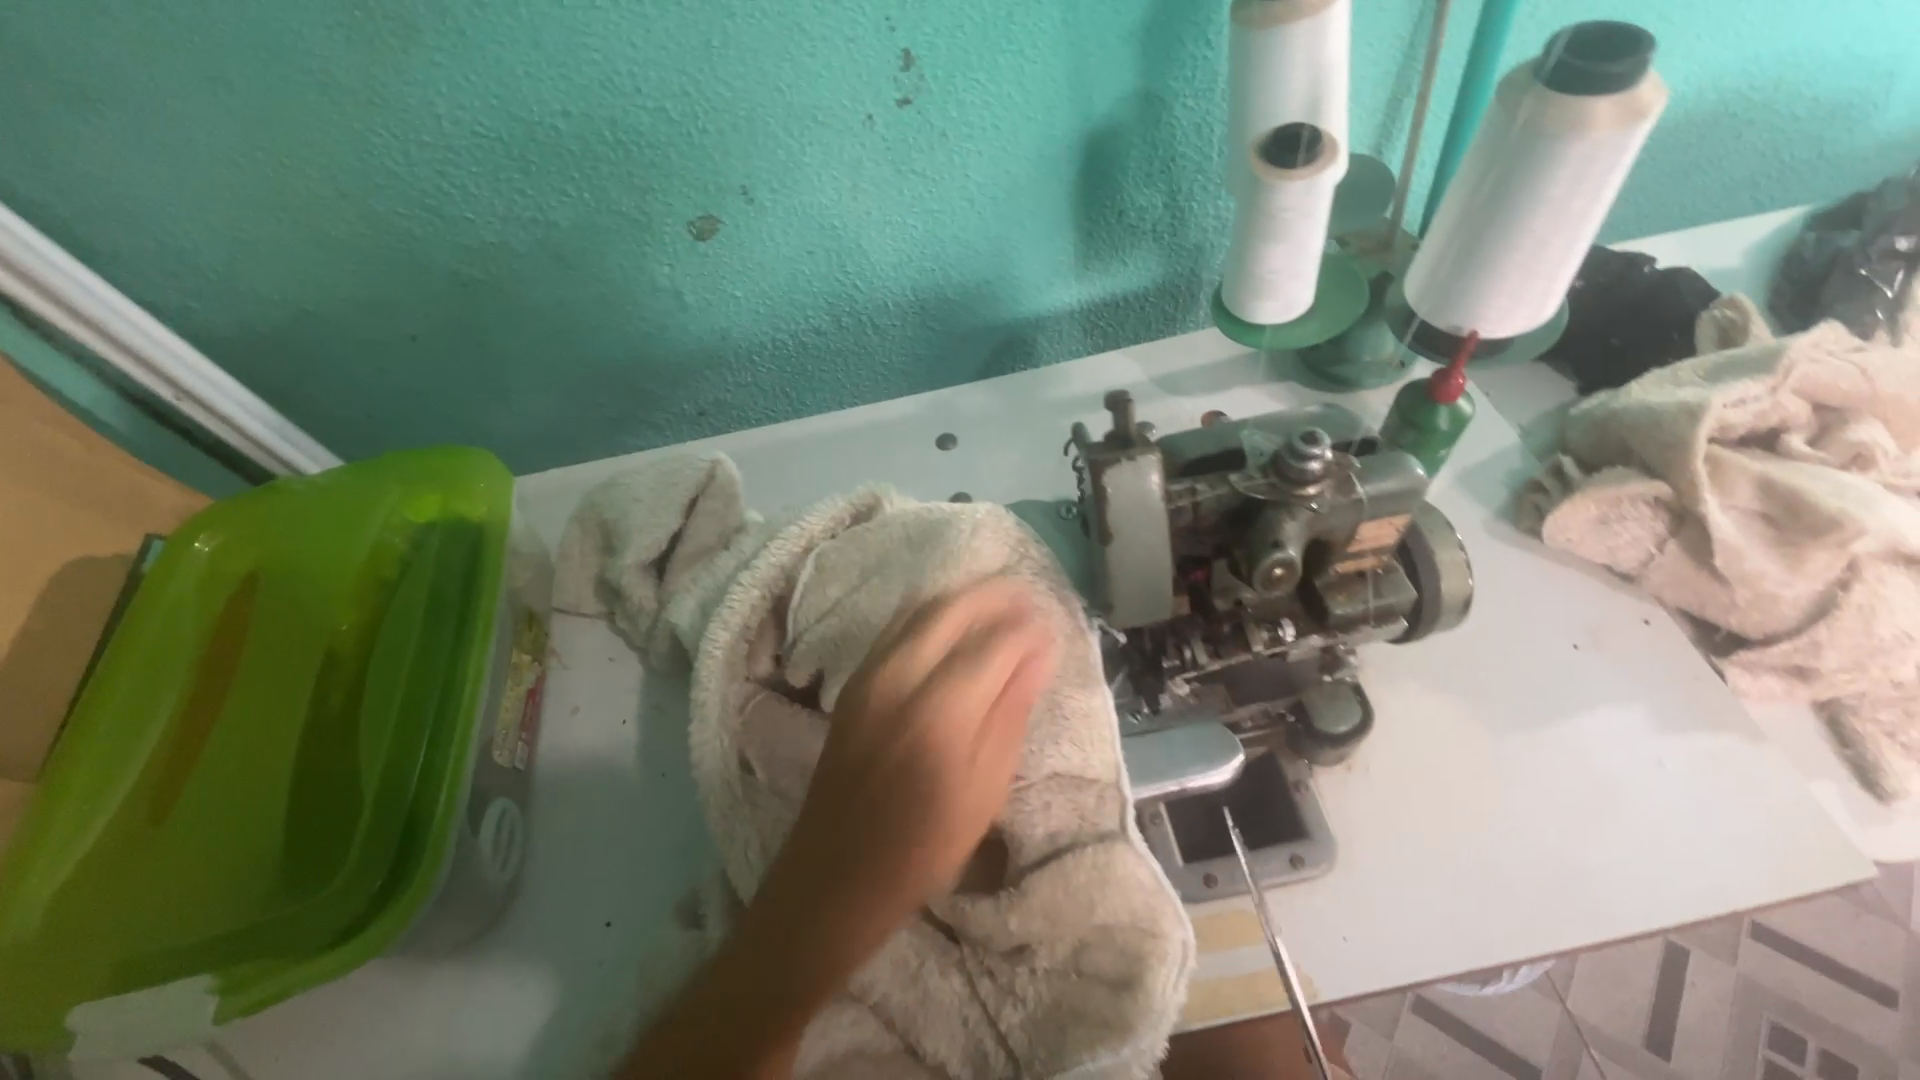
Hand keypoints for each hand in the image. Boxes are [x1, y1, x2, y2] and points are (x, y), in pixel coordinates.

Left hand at [623, 579, 1058, 1078]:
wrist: (835, 872)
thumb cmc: (923, 846)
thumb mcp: (986, 789)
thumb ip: (1011, 711)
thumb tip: (1041, 651)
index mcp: (939, 710)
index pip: (994, 642)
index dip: (1027, 628)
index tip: (1053, 626)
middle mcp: (898, 677)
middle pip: (951, 608)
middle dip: (995, 596)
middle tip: (1029, 597)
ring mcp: (869, 675)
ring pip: (920, 609)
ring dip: (962, 598)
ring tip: (999, 604)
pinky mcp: (854, 682)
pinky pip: (897, 626)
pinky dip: (932, 614)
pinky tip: (955, 626)